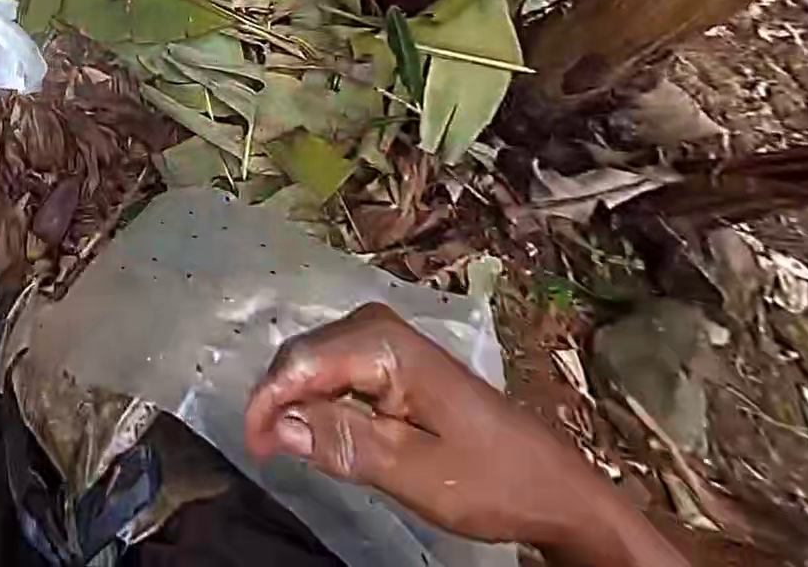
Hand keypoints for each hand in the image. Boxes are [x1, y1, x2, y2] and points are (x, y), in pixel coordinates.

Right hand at [244, 305, 685, 566]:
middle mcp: (371, 322)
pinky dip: (315, 398)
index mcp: (382, 342)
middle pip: (301, 357)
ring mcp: (375, 332)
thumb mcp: (416, 472)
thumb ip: (343, 443)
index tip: (253, 444)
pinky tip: (313, 425)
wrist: (554, 484)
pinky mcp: (379, 349)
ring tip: (286, 442)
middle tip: (268, 449)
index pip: (302, 362)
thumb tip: (278, 425)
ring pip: (310, 362)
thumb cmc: (492, 479)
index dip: (269, 401)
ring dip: (294, 401)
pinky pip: (328, 368)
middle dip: (279, 401)